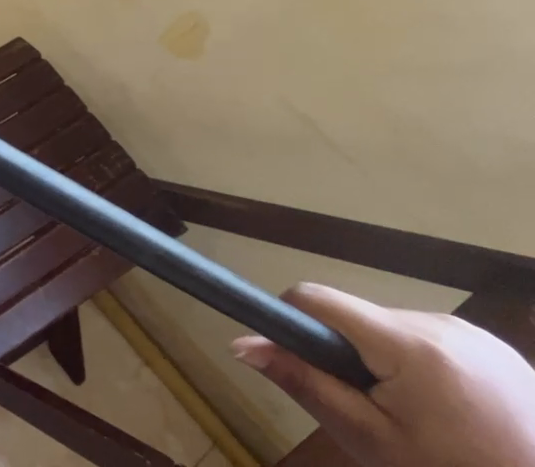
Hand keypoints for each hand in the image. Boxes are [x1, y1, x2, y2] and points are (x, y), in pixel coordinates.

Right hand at [234, 283, 534, 466]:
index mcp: (408, 343)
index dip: (291, 322)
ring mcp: (474, 333)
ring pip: (388, 326)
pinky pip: (428, 337)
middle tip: (367, 405)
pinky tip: (444, 404)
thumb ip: (304, 383)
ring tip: (412, 410)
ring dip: (381, 357)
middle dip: (345, 352)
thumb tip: (239, 345)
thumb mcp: (370, 437)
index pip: (313, 298)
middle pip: (353, 316)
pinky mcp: (496, 345)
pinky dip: (419, 363)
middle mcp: (440, 324)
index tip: (299, 360)